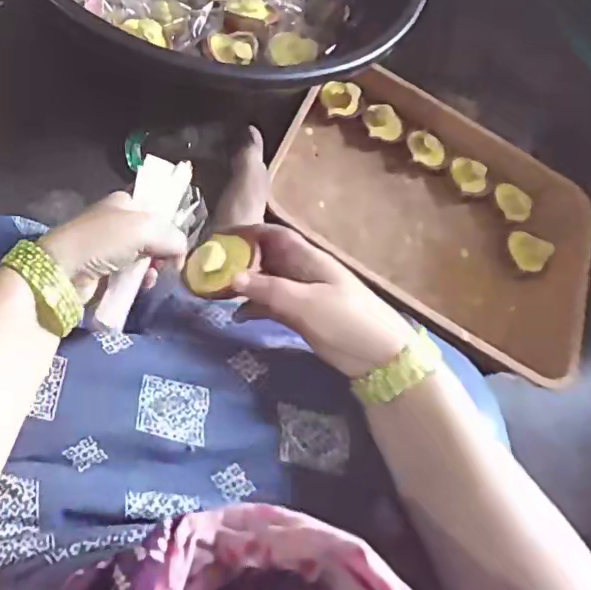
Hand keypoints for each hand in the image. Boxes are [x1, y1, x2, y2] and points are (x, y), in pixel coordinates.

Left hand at [37, 192, 189, 302]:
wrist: (64, 270)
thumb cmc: (104, 241)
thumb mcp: (145, 229)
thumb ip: (172, 236)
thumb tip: (181, 252)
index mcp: (124, 202)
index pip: (156, 209)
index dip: (170, 225)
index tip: (178, 243)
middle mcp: (116, 221)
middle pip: (152, 235)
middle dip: (163, 250)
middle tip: (167, 262)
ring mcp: (109, 246)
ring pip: (143, 256)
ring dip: (153, 267)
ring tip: (153, 276)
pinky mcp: (103, 269)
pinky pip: (130, 273)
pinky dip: (139, 280)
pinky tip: (143, 285)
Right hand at [228, 224, 414, 378]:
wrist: (381, 358)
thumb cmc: (346, 321)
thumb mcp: (305, 303)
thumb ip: (268, 289)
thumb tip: (232, 277)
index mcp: (307, 259)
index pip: (273, 235)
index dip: (247, 232)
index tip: (219, 238)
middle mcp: (301, 271)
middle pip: (265, 257)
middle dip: (238, 260)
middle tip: (209, 269)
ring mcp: (301, 294)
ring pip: (264, 281)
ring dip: (242, 284)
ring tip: (215, 292)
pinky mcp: (301, 315)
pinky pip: (270, 304)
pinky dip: (253, 307)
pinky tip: (237, 316)